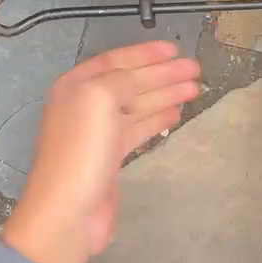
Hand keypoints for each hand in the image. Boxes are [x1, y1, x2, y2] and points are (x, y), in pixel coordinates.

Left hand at [0, 41, 200, 262]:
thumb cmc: (80, 150)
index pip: (117, 60)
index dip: (146, 53)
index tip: (174, 49)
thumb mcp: (99, 98)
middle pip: (131, 82)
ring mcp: (98, 132)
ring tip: (193, 88)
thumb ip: (122, 79)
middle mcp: (85, 104)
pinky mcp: (109, 156)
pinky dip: (157, 118)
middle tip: (194, 68)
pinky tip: (175, 113)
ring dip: (165, 94)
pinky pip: (138, 128)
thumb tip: (141, 78)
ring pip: (137, 105)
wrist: (67, 212)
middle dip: (163, 74)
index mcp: (77, 85)